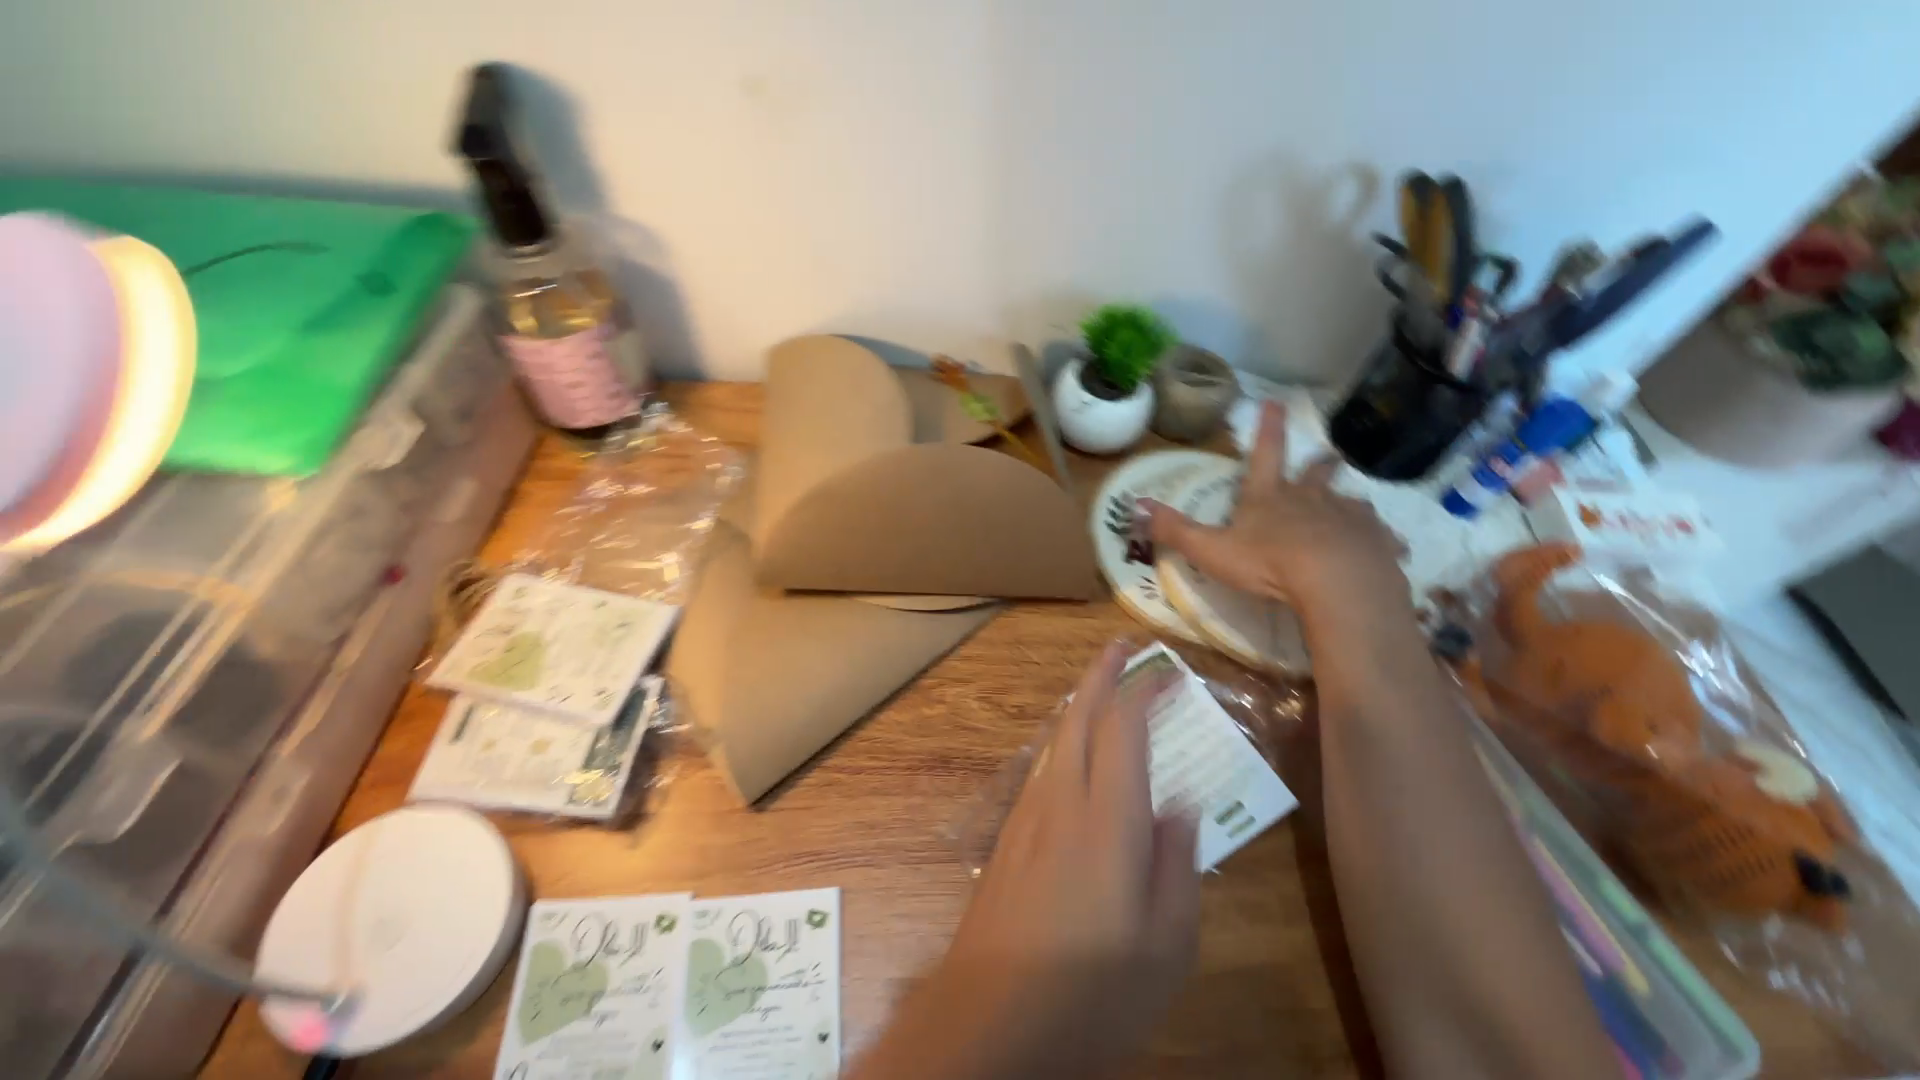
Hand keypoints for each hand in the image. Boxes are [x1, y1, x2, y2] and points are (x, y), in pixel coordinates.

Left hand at [850, 644, 1200, 1079]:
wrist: (989, 1020)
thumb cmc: (1092, 990)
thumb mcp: (1167, 945)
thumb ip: (1178, 865)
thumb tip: (1182, 806)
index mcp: (1108, 820)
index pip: (1124, 728)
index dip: (1144, 689)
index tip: (1169, 669)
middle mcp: (1061, 804)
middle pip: (1078, 718)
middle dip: (1100, 674)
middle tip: (1123, 645)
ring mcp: (1026, 820)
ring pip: (1054, 741)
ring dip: (1079, 705)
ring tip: (1102, 687)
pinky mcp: (1007, 843)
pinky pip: (1041, 771)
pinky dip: (1063, 743)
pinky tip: (1073, 756)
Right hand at [1142, 401, 1410, 630]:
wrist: (1336, 582)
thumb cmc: (1268, 563)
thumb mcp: (1211, 549)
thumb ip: (1175, 530)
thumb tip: (1136, 506)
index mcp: (1270, 497)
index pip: (1265, 454)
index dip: (1268, 428)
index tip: (1276, 403)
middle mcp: (1312, 499)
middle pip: (1318, 473)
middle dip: (1320, 464)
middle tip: (1329, 457)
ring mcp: (1349, 518)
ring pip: (1352, 503)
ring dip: (1349, 504)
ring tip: (1352, 510)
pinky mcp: (1377, 544)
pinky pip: (1382, 539)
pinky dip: (1382, 542)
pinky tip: (1389, 551)